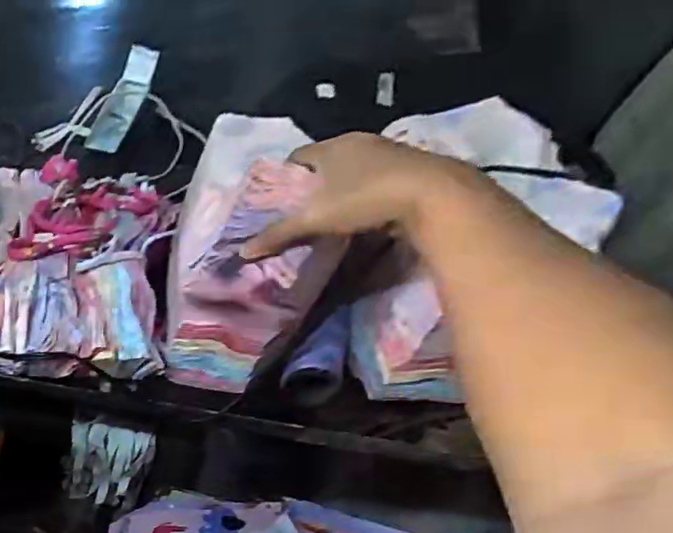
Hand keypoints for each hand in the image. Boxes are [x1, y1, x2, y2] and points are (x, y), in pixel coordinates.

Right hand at [238, 133, 492, 259]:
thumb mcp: (313, 220)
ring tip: (324, 215)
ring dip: (335, 189)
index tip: (275, 200)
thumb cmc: (363, 198)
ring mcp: (383, 151)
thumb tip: (242, 251)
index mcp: (331, 146)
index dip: (282, 177)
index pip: (296, 157)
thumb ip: (278, 234)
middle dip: (308, 185)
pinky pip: (369, 177)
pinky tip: (356, 213)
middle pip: (322, 162)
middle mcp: (356, 141)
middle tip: (296, 211)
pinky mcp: (404, 166)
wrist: (429, 194)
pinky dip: (358, 193)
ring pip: (347, 169)